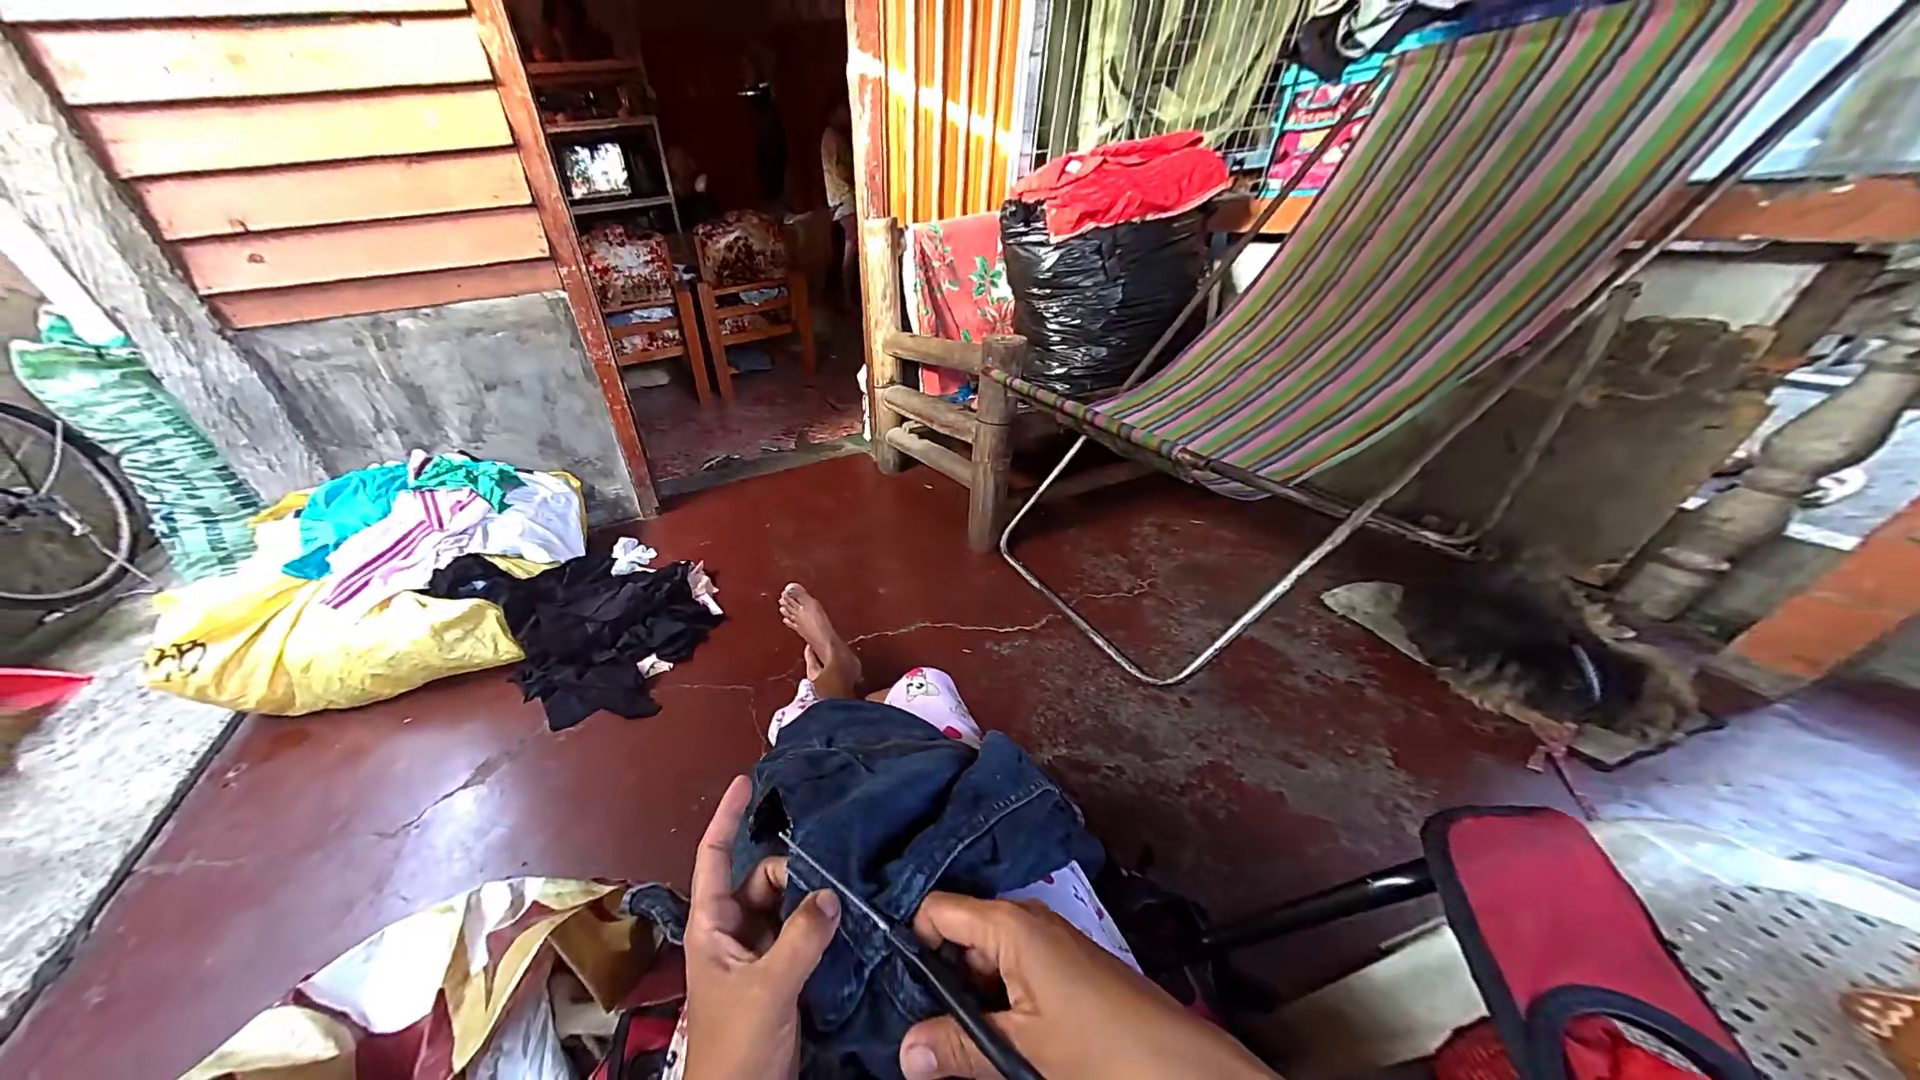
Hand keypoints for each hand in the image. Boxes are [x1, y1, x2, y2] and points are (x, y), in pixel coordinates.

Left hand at [683, 775, 842, 1079]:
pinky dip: (822, 916)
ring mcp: (759, 948)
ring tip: (844, 894)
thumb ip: (800, 939)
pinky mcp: (783, 966)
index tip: (746, 781)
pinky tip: (846, 912)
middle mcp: (735, 928)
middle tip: (830, 880)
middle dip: (795, 870)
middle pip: (765, 876)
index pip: (714, 857)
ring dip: (813, 895)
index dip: (727, 817)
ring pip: (788, 900)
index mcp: (713, 925)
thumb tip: (830, 893)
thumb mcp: (767, 990)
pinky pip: (804, 925)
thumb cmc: (735, 1050)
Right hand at [899, 893, 1279, 1079]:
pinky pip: (1010, 978)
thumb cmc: (1102, 1045)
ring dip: (968, 1002)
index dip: (912, 941)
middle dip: (939, 983)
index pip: (937, 910)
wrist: (1182, 1066)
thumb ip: (960, 1048)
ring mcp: (1043, 945)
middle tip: (918, 1031)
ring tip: (952, 1045)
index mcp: (1008, 923)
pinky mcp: (1059, 969)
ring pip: (983, 966)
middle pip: (957, 940)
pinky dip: (996, 1006)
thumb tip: (904, 1050)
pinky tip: (994, 1043)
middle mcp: (1022, 921)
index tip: (893, 986)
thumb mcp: (1025, 1050)